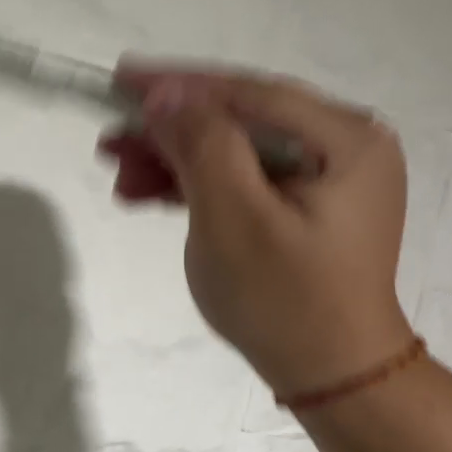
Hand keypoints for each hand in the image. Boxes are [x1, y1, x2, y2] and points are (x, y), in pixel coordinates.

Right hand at [104, 64, 414, 396]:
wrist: (329, 372)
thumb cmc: (282, 298)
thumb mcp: (232, 218)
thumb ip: (202, 147)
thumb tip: (167, 94)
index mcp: (343, 138)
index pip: (248, 93)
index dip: (179, 85)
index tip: (118, 79)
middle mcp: (343, 146)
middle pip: (239, 121)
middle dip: (169, 130)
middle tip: (108, 143)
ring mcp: (326, 179)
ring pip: (234, 152)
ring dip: (174, 160)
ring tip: (120, 177)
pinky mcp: (304, 209)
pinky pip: (242, 182)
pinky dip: (196, 186)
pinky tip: (150, 194)